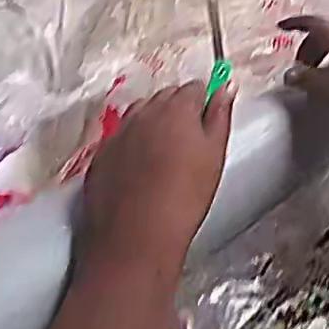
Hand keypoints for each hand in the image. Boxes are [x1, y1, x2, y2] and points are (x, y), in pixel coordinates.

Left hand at [76, 82, 233, 271]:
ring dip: (154, 125)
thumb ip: (221, 114)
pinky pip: (122, 136)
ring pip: (143, 113)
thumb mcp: (214, 156)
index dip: (203, 106)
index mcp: (178, 106)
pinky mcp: (102, 151)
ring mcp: (120, 129)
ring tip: (163, 160)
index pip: (196, 87)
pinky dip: (131, 145)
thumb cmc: (183, 199)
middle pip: (168, 96)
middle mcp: (146, 109)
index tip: (205, 128)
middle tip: (187, 147)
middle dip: (178, 112)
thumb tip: (226, 86)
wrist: (133, 242)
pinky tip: (139, 172)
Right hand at [279, 16, 328, 126]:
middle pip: (324, 32)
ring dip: (324, 53)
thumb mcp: (327, 88)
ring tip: (317, 74)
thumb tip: (289, 74)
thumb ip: (305, 79)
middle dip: (309, 45)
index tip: (282, 26)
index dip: (294, 24)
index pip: (311, 22)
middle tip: (300, 63)